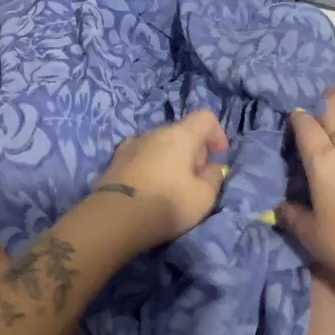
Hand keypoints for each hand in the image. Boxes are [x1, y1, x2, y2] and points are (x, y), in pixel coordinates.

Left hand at [89, 111, 231, 250]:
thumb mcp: (204, 197)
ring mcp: (133, 143)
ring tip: (170, 186)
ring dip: (171, 157)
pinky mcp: (116, 159)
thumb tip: (214, 166)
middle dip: (194, 150)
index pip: (206, 117)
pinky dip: (150, 163)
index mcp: (181, 134)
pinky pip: (141, 154)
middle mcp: (156, 131)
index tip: (218, 158)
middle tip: (196, 179)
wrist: (116, 216)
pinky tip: (147, 184)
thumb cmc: (167, 204)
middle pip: (182, 131)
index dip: (217, 134)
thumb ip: (215, 177)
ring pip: (160, 143)